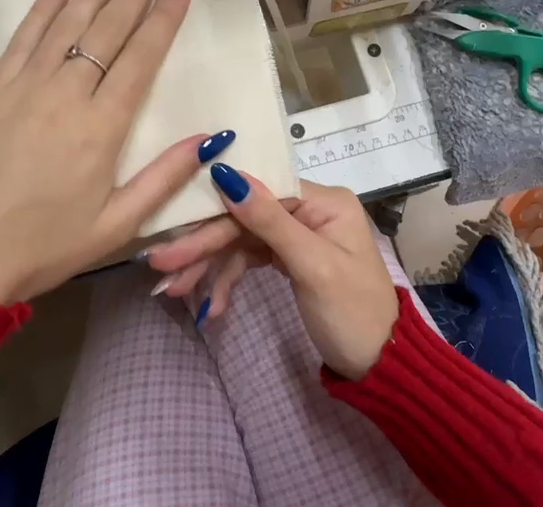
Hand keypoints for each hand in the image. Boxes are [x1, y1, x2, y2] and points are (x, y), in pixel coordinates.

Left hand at [0, 0, 217, 303]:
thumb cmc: (44, 246)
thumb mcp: (117, 226)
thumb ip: (165, 177)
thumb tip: (213, 137)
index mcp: (102, 127)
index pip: (142, 54)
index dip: (166, 13)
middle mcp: (66, 94)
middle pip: (110, 26)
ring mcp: (25, 85)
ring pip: (70, 21)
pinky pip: (24, 35)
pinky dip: (46, 5)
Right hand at [152, 174, 398, 380]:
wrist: (381, 367)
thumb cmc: (353, 314)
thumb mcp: (313, 267)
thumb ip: (269, 221)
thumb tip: (228, 174)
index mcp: (323, 200)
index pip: (257, 196)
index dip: (215, 215)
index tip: (174, 234)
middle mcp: (309, 209)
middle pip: (245, 218)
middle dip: (204, 245)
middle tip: (161, 269)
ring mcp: (298, 234)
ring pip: (241, 240)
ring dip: (209, 266)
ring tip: (176, 293)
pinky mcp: (289, 257)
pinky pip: (249, 259)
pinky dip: (228, 279)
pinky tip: (211, 306)